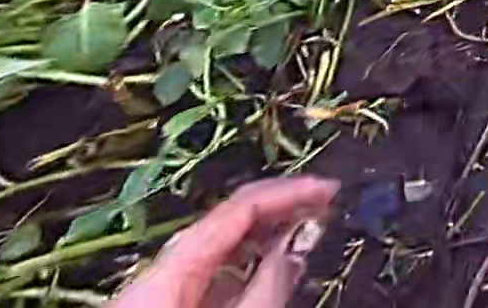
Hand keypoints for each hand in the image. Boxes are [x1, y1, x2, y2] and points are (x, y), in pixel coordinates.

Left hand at [110, 177, 338, 307]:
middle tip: (326, 206)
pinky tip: (273, 268)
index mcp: (168, 274)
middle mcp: (158, 278)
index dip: (291, 192)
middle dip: (280, 210)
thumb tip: (302, 241)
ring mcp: (157, 299)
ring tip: (307, 230)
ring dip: (266, 235)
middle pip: (228, 223)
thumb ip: (269, 287)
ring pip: (220, 249)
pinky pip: (210, 277)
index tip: (331, 192)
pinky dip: (247, 265)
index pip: (240, 208)